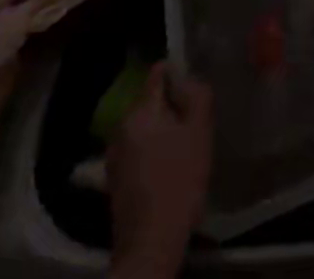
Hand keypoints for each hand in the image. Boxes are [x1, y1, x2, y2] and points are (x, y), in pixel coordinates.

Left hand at [107, 63, 212, 278]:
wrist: (151, 241)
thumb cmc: (179, 180)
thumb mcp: (199, 133)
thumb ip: (198, 97)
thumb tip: (191, 78)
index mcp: (140, 110)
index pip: (157, 74)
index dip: (176, 72)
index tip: (193, 82)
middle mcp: (120, 125)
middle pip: (149, 101)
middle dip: (170, 105)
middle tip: (194, 119)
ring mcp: (114, 152)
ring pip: (142, 126)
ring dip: (160, 129)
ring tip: (183, 144)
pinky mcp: (114, 177)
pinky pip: (136, 149)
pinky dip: (151, 150)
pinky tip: (166, 167)